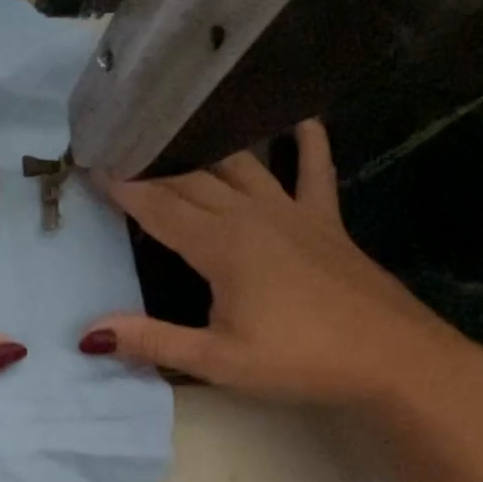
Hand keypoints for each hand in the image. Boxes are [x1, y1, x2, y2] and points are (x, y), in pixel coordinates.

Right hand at [80, 120, 467, 408]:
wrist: (394, 359)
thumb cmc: (300, 361)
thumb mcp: (217, 361)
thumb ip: (152, 342)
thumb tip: (89, 334)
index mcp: (222, 246)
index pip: (158, 207)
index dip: (122, 187)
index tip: (90, 165)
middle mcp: (253, 215)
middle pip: (192, 180)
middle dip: (152, 164)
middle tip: (119, 147)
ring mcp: (294, 212)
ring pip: (241, 166)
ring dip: (207, 148)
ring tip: (178, 129)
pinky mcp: (326, 221)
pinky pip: (314, 170)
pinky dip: (305, 142)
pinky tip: (299, 120)